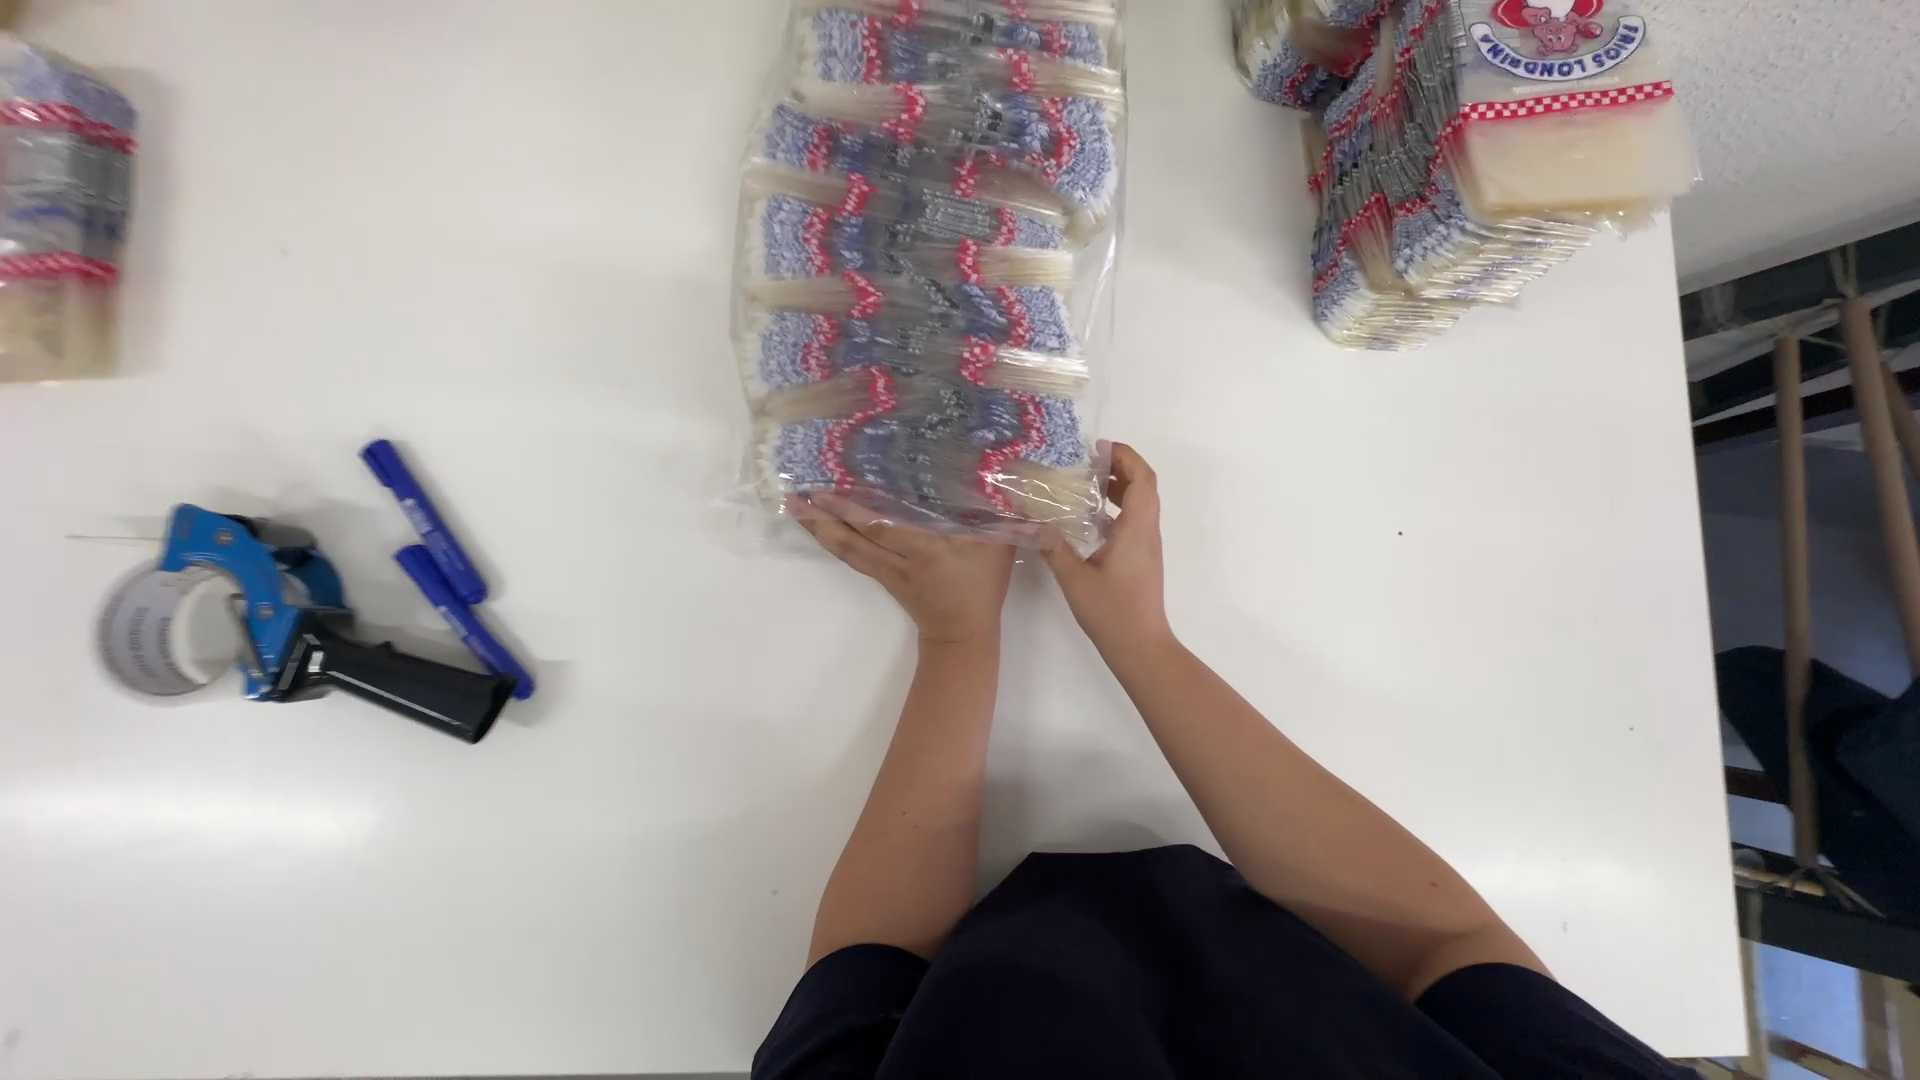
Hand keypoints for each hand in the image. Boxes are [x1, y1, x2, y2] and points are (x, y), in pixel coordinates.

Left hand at [793, 493, 1015, 646]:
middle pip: (855, 535)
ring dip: (819, 525)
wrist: (962, 634)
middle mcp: (899, 559)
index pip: (884, 525)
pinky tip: (819, 523)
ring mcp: (887, 569)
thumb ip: (996, 513)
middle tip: (798, 487)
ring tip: (795, 503)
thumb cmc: (981, 587)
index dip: (856, 506)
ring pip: (846, 546)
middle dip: (826, 512)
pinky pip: (852, 554)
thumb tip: (993, 473)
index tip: (834, 482)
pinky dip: (833, 537)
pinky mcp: (882, 575)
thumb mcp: (997, 547)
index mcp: (925, 549)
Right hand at [1041, 443, 1172, 654]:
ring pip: (1141, 504)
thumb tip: (1037, 524)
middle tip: (1088, 462)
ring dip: (1118, 488)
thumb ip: (1056, 549)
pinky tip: (1088, 519)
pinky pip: (1134, 521)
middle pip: (1144, 487)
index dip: (1126, 457)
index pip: (1143, 479)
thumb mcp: (1075, 580)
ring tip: (1085, 484)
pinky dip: (1116, 509)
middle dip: (1120, 467)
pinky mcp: (1142, 559)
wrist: (1141, 647)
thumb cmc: (1112, 612)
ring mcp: (1147, 547)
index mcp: (1136, 530)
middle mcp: (1147, 533)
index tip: (1099, 448)